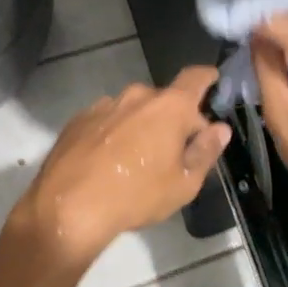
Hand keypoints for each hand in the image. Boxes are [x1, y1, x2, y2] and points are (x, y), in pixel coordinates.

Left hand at [18, 66, 231, 260]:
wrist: (68, 209)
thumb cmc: (136, 196)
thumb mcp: (184, 184)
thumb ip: (206, 151)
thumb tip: (220, 129)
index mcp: (170, 107)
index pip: (196, 77)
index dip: (208, 78)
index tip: (213, 83)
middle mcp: (137, 96)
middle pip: (165, 100)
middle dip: (173, 119)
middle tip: (174, 152)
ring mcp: (104, 105)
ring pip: (134, 110)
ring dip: (142, 126)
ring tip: (137, 160)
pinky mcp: (79, 120)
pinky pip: (108, 120)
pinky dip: (115, 133)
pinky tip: (108, 162)